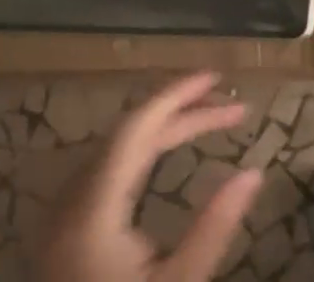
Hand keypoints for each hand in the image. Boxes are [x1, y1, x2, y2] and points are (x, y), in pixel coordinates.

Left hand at [41, 72, 263, 281]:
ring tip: (207, 121)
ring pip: (113, 152)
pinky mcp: (61, 235)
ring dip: (161, 131)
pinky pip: (103, 172)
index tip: (218, 78)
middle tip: (232, 107)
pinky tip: (164, 155)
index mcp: (92, 213)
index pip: (134, 131)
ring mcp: (59, 220)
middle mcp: (68, 205)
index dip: (176, 96)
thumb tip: (254, 171)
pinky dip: (140, 153)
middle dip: (181, 113)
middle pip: (125, 136)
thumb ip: (214, 227)